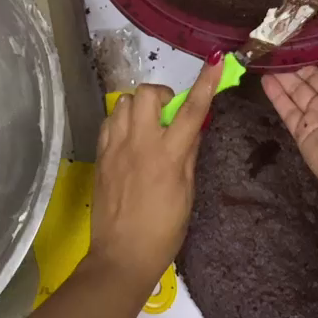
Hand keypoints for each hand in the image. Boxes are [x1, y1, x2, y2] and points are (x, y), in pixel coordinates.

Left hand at [85, 56, 224, 285]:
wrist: (121, 257)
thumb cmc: (163, 232)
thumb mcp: (187, 195)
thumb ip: (188, 155)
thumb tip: (193, 128)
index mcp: (168, 156)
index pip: (192, 110)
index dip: (206, 82)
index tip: (217, 60)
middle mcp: (141, 143)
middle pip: (148, 94)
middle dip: (161, 96)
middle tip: (167, 115)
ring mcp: (116, 147)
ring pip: (123, 102)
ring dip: (138, 107)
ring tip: (145, 127)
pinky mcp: (100, 154)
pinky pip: (109, 121)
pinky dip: (121, 121)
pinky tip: (128, 139)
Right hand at [262, 28, 317, 206]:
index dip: (316, 45)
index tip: (299, 25)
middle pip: (310, 72)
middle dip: (294, 56)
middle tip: (273, 35)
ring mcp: (317, 115)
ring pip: (295, 88)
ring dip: (281, 71)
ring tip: (263, 51)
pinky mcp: (303, 132)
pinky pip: (286, 109)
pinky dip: (275, 93)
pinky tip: (262, 75)